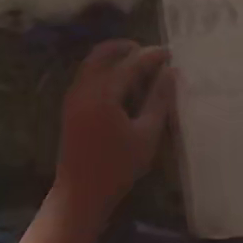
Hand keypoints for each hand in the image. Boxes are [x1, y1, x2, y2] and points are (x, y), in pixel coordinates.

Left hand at [52, 39, 176, 223]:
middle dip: (127, 48)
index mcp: (103, 94)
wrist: (80, 195)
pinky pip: (88, 76)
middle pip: (103, 54)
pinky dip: (105, 70)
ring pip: (93, 63)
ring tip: (139, 66)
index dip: (151, 56)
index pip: (130, 64)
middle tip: (150, 53)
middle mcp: (84, 88)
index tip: (170, 52)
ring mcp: (74, 97)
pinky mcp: (71, 107)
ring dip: (115, 58)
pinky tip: (123, 84)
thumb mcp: (146, 135)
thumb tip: (171, 73)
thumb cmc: (117, 167)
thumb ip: (159, 100)